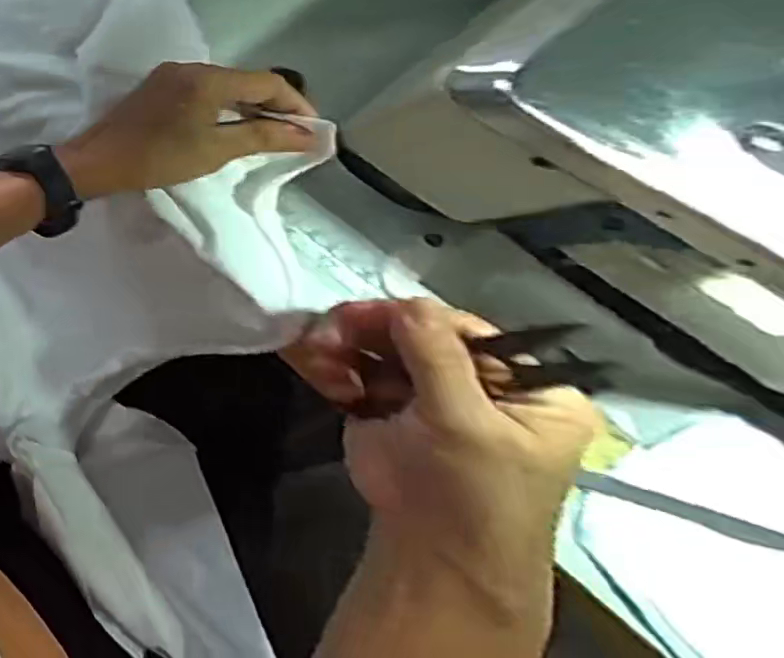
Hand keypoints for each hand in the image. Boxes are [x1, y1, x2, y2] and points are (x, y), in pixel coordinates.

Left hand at [56, 62, 317, 197]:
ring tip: (268, 133)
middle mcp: (189, 67)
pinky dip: (222, 105)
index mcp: (206, 78)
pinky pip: (201, 90)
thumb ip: (263, 137)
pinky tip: (231, 125)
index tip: (313, 130)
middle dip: (274, 105)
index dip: (296, 104)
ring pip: (223, 85)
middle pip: (245, 80)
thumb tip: (308, 136)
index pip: (267, 82)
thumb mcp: (216, 150)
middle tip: (294, 135)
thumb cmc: (158, 157)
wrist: (98, 160)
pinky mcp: (156, 87)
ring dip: (247, 105)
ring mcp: (169, 75)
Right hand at [332, 299, 599, 593]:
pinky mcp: (384, 398)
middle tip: (328, 338)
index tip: (364, 319)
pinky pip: (354, 363)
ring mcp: (429, 389)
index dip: (413, 319)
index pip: (465, 328)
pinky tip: (327, 381)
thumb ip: (437, 357)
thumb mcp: (465, 423)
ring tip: (323, 363)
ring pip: (376, 342)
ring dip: (341, 346)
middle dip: (366, 331)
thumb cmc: (470, 492)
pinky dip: (332, 365)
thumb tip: (408, 301)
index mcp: (529, 385)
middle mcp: (480, 380)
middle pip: (413, 330)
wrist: (430, 551)